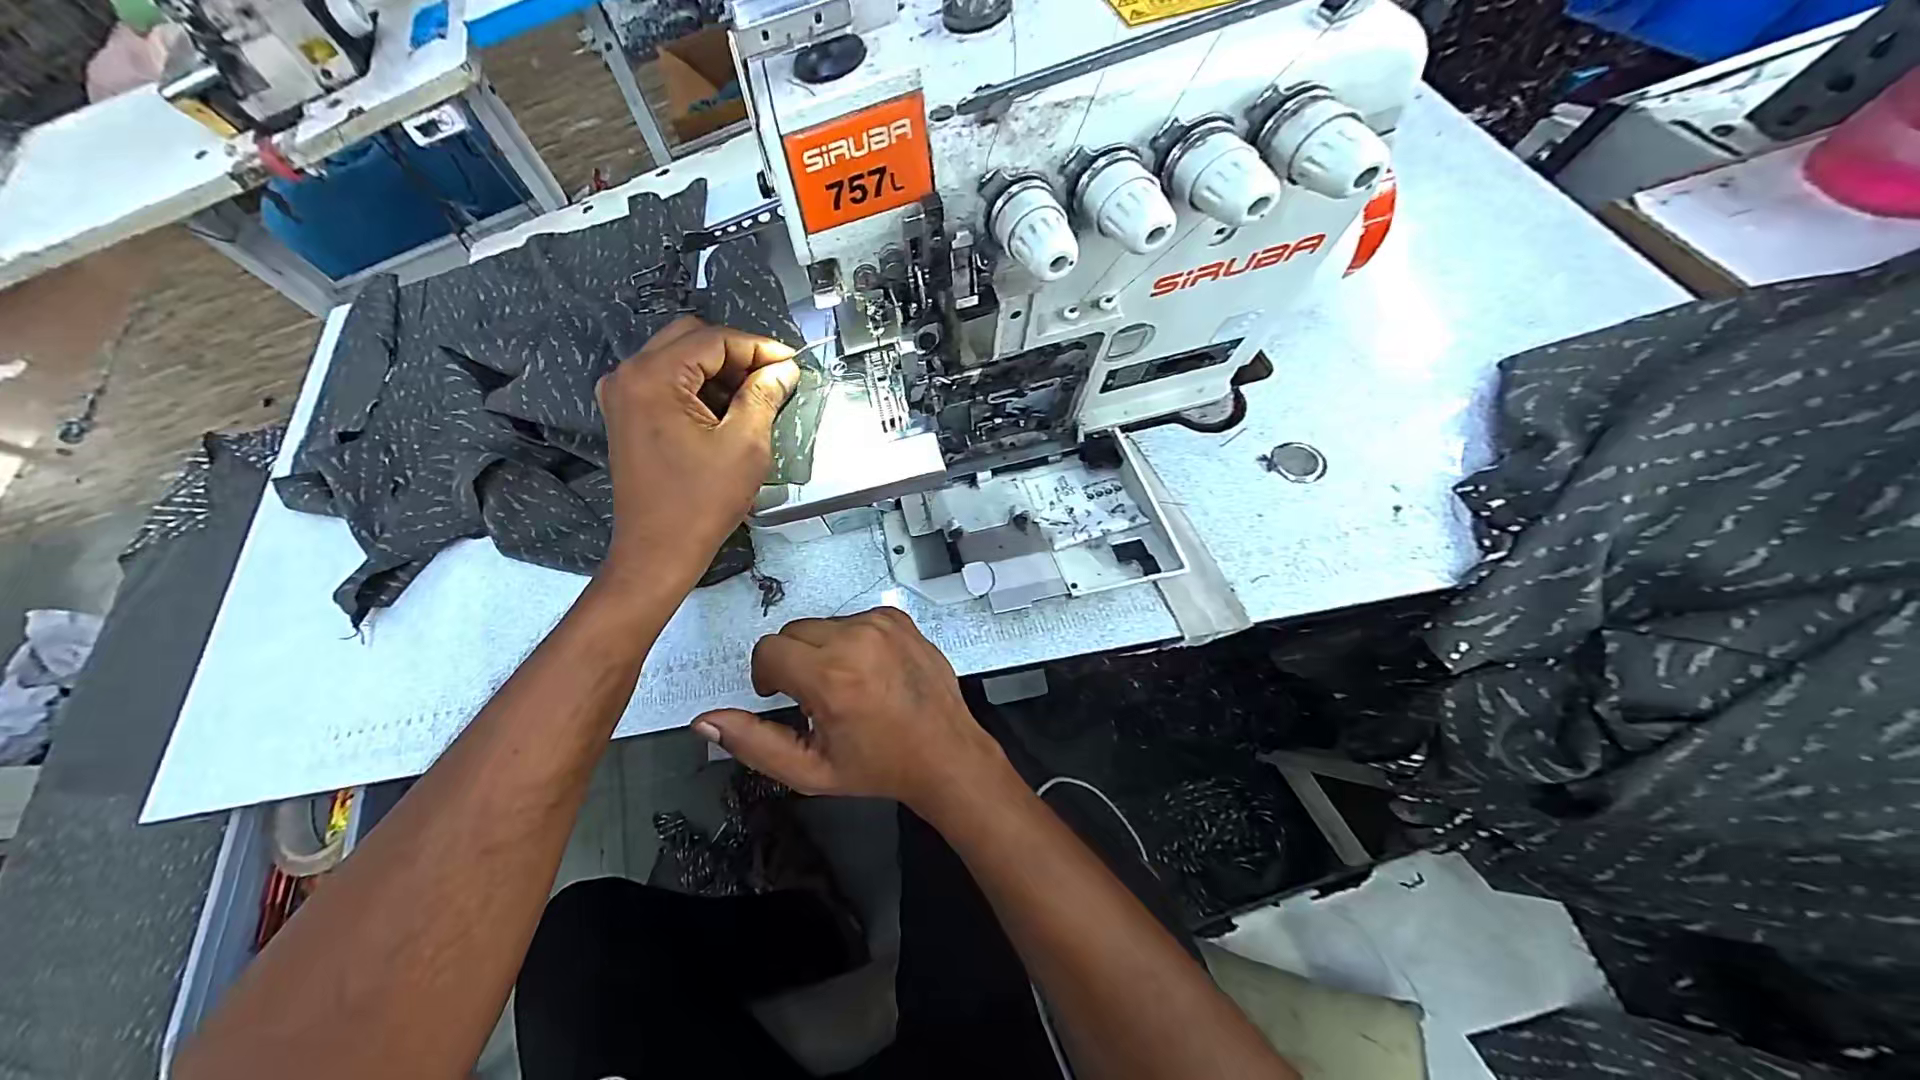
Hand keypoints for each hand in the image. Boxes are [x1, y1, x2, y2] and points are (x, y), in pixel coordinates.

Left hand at [596, 316, 798, 586]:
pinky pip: (667, 382)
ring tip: (755, 397)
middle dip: (737, 353)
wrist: (658, 550)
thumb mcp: (745, 445)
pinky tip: (728, 411)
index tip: (790, 362)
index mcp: (652, 378)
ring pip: (679, 358)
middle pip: (691, 338)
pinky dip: (699, 387)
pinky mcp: (627, 415)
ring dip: (719, 370)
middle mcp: (628, 377)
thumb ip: (763, 396)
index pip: (712, 339)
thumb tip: (782, 370)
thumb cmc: (699, 504)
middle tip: (773, 377)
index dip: (757, 346)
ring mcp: (623, 396)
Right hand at [692, 608, 1014, 813]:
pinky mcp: (898, 619)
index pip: (768, 650)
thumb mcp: (809, 770)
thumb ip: (752, 743)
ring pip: (822, 625)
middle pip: (792, 633)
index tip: (783, 695)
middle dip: (794, 663)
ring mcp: (882, 625)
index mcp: (832, 677)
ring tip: (848, 686)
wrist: (944, 752)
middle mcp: (858, 641)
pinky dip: (852, 640)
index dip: (768, 677)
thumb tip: (708, 721)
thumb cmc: (883, 764)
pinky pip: (853, 619)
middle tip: (818, 697)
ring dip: (824, 650)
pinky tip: (868, 671)